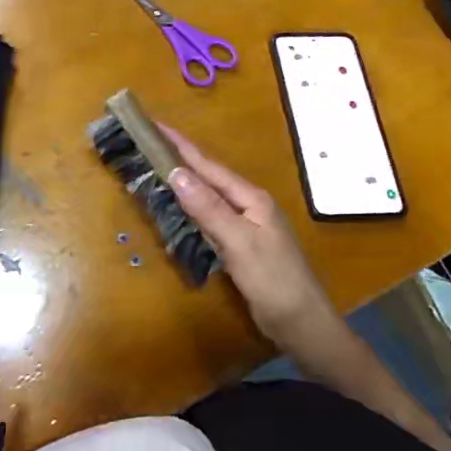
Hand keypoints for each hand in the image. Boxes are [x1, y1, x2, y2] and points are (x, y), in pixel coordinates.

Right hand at [160, 125, 343, 353]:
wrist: (303, 325)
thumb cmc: (273, 282)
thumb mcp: (239, 243)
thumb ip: (208, 208)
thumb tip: (176, 173)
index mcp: (251, 198)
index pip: (209, 166)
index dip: (181, 146)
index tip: (155, 126)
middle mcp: (249, 206)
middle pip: (208, 177)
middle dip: (179, 159)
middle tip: (147, 145)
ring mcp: (246, 226)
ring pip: (207, 197)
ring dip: (183, 182)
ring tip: (154, 168)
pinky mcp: (241, 246)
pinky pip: (209, 218)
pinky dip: (190, 209)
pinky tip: (177, 210)